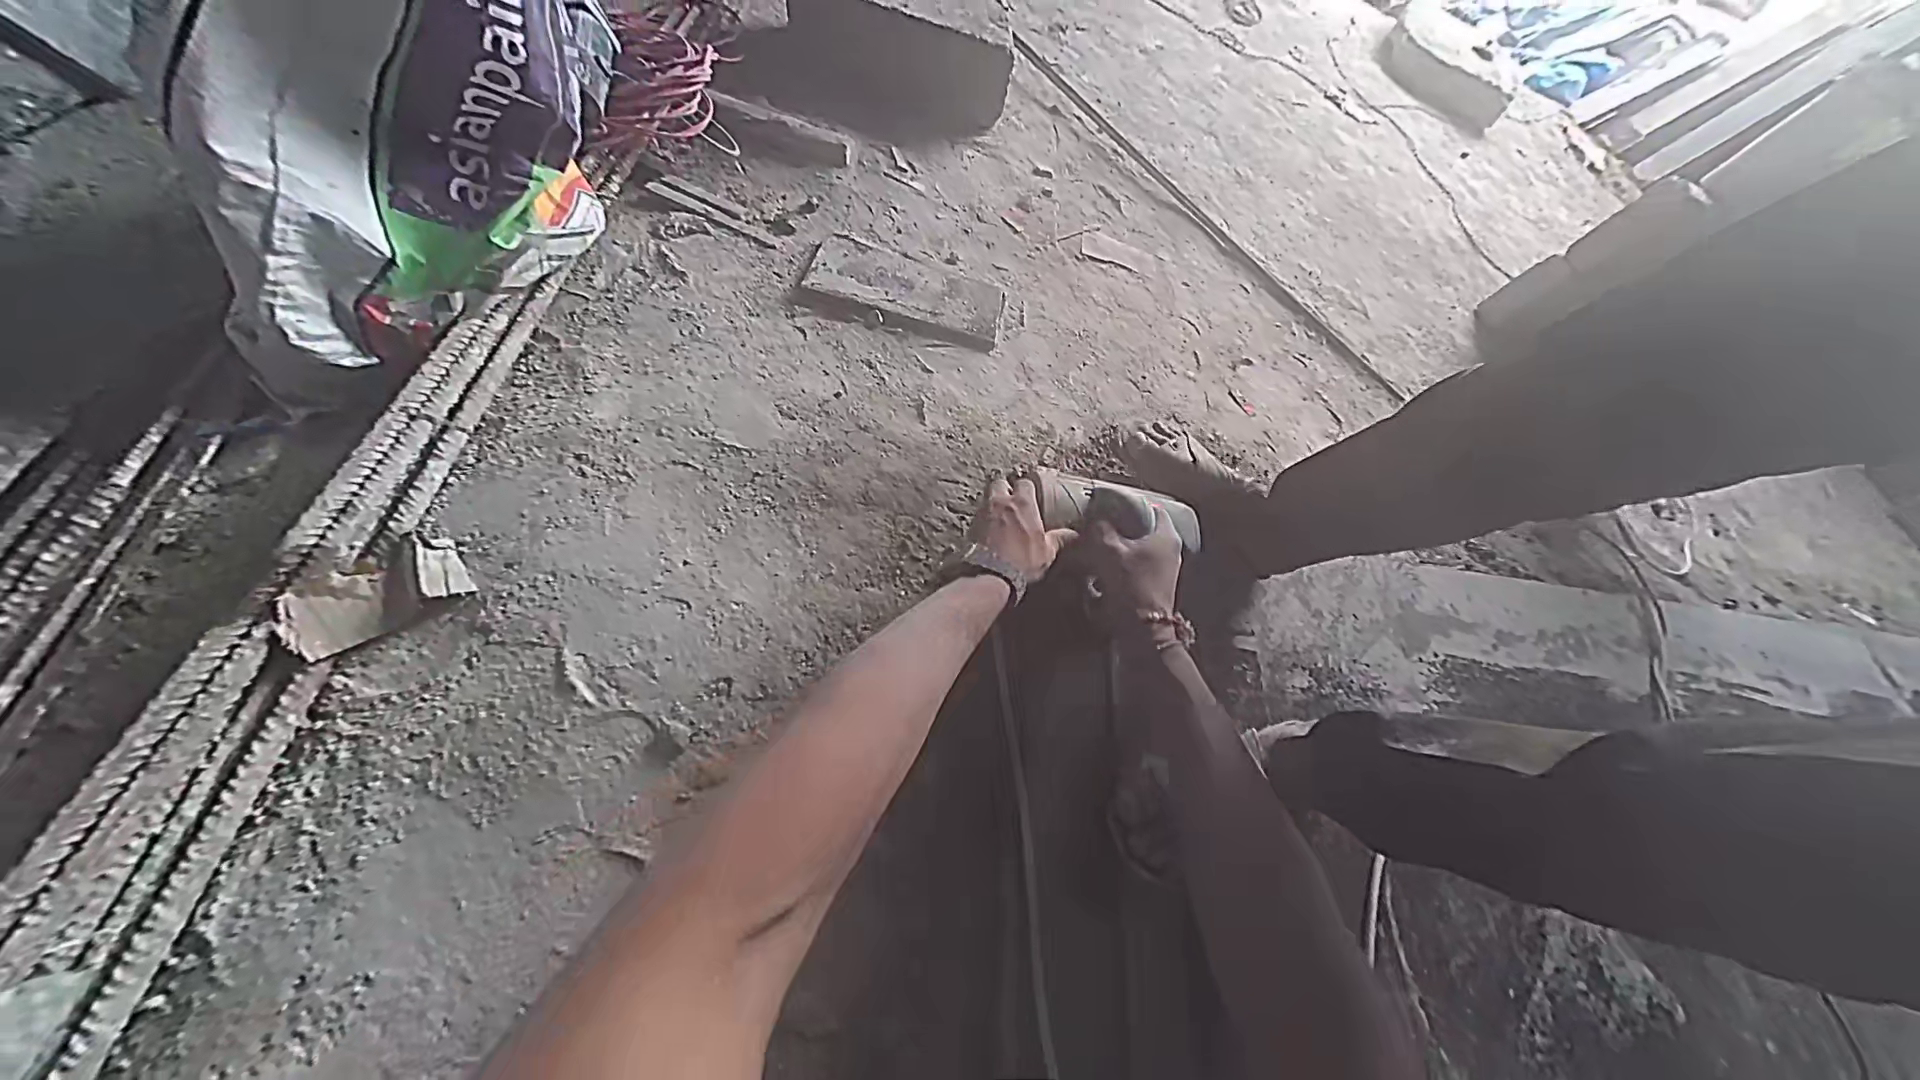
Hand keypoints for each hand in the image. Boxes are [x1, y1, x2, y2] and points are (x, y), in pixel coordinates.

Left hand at [970, 476, 1078, 582]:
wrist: (990, 575)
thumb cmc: (1020, 561)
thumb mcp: (1047, 552)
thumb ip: (1059, 539)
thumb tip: (1071, 535)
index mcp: (1022, 504)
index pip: (1025, 483)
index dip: (1028, 488)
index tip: (1032, 495)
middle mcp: (1000, 502)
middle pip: (1000, 483)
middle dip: (1005, 489)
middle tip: (1012, 501)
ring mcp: (982, 513)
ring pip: (986, 498)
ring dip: (993, 504)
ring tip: (1000, 518)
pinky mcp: (969, 527)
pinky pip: (977, 516)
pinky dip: (983, 520)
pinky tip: (989, 532)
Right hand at [1084, 504, 1183, 637]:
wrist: (1143, 631)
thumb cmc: (1130, 586)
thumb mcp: (1109, 552)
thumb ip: (1101, 529)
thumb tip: (1096, 518)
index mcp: (1165, 536)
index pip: (1151, 508)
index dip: (1129, 504)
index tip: (1109, 506)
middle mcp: (1170, 550)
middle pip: (1144, 528)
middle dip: (1122, 526)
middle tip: (1100, 525)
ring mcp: (1165, 569)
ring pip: (1139, 547)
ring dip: (1120, 546)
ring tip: (1098, 545)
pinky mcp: (1155, 584)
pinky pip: (1137, 564)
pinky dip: (1123, 562)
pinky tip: (1104, 566)